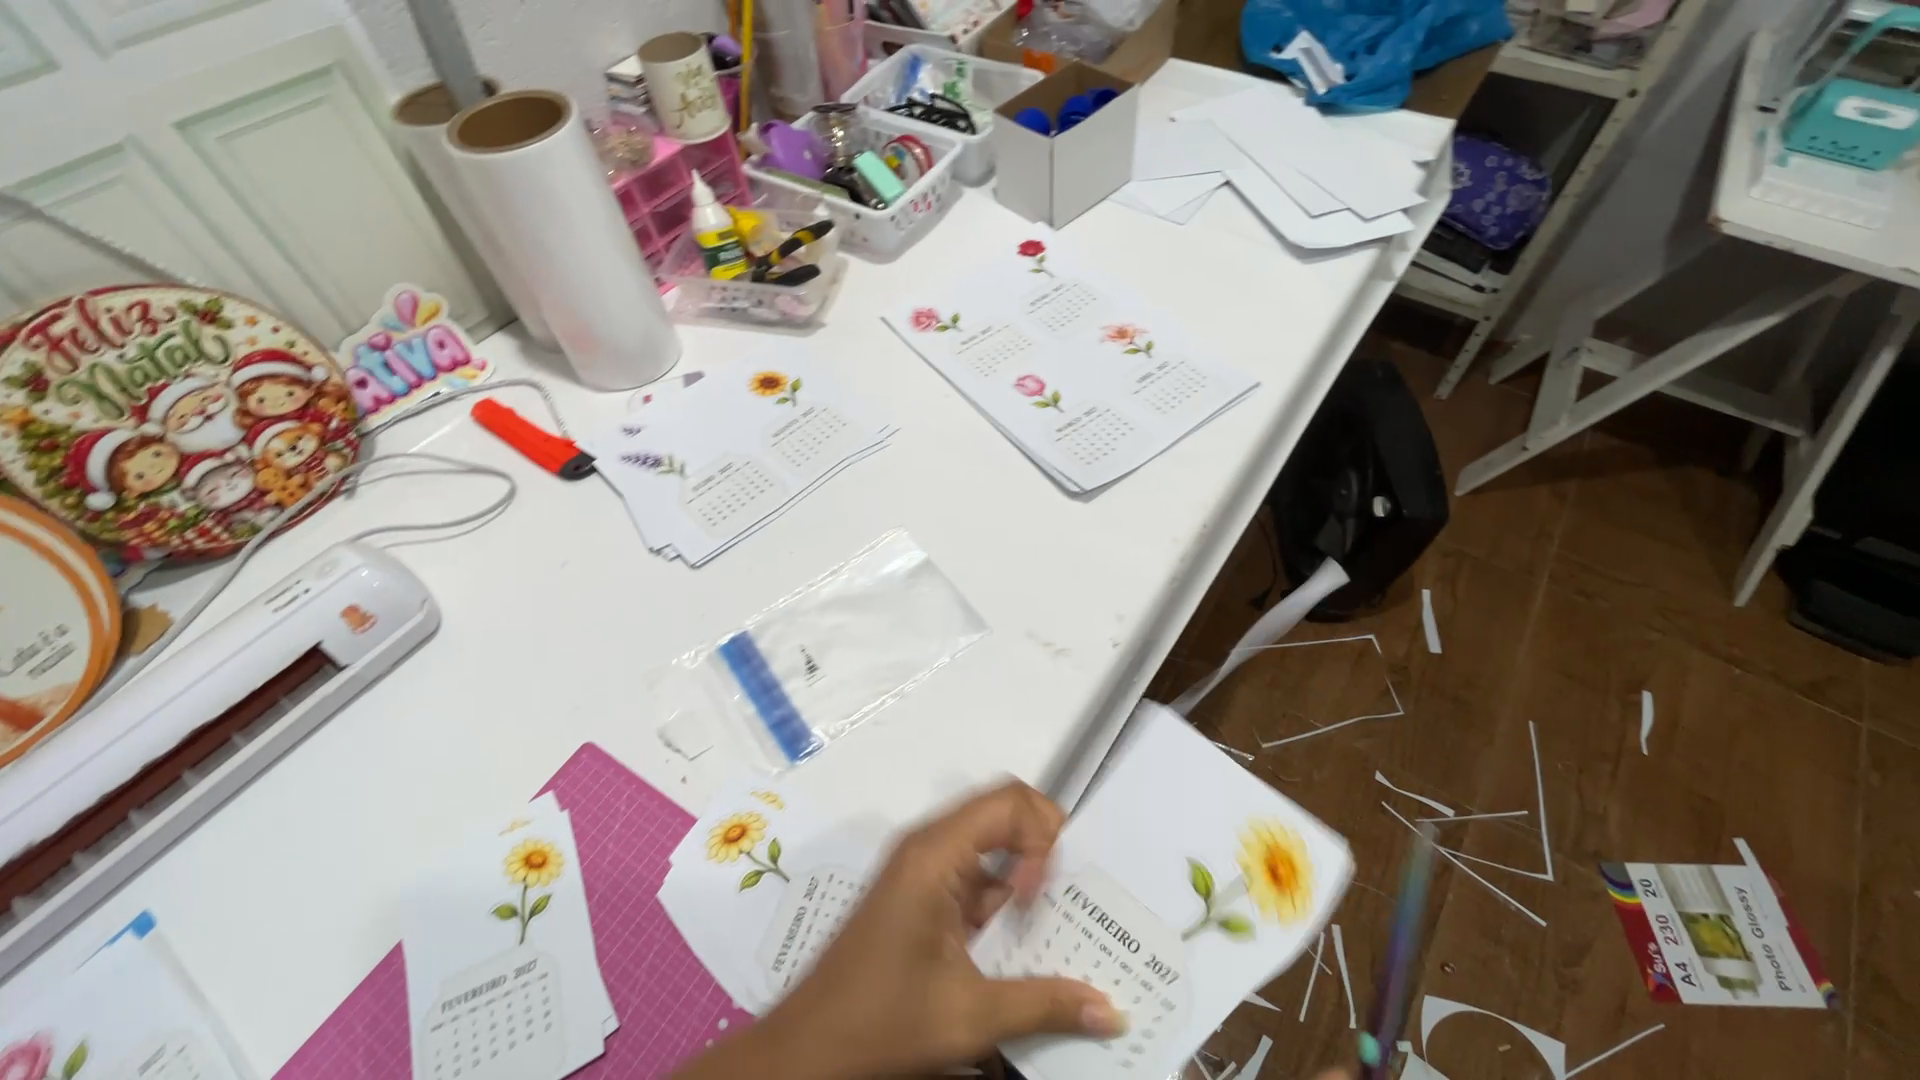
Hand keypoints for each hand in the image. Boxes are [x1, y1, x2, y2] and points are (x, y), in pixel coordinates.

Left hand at [675, 780, 1124, 1079]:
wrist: (807, 1051)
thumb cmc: (881, 1020)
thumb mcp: (970, 1015)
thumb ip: (1045, 1004)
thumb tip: (1114, 1011)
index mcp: (935, 854)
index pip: (1008, 801)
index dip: (1042, 833)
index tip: (1043, 892)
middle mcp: (928, 849)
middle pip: (1001, 817)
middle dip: (1043, 852)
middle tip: (1073, 900)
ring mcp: (921, 873)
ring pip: (990, 852)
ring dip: (1025, 883)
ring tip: (1063, 926)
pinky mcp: (920, 899)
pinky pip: (974, 882)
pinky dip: (1003, 906)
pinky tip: (1026, 949)